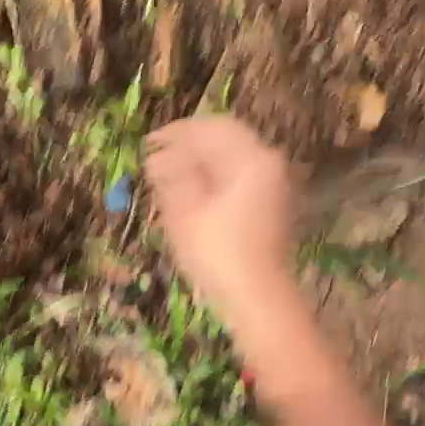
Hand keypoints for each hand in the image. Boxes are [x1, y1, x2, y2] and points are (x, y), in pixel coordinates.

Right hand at [144, 116, 295, 320]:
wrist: (257, 297)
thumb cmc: (219, 253)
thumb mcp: (186, 212)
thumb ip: (172, 176)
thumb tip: (157, 158)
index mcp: (252, 158)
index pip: (211, 128)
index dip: (177, 132)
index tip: (149, 142)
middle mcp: (269, 165)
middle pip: (225, 141)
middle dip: (190, 147)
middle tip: (158, 157)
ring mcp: (275, 186)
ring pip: (233, 161)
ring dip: (202, 164)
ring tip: (171, 178)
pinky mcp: (271, 207)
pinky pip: (240, 179)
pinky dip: (215, 180)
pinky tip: (194, 195)